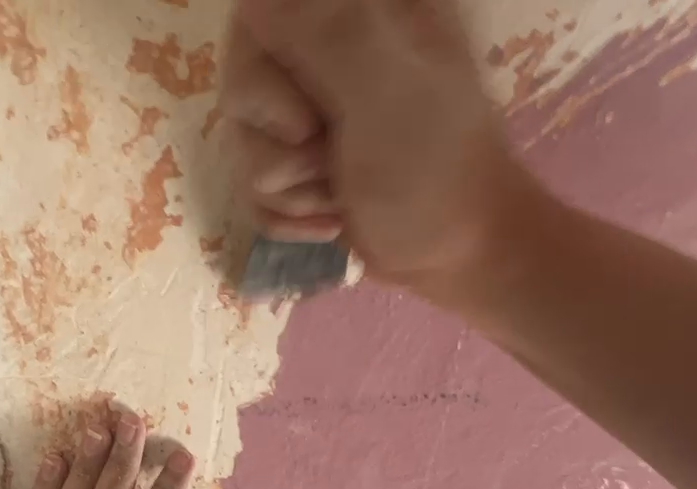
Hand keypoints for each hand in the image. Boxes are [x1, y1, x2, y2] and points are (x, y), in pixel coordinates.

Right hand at [222, 0, 540, 303]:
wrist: (455, 256)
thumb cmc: (432, 173)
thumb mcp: (386, 93)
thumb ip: (326, 33)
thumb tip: (256, 1)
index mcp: (362, 15)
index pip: (259, 15)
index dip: (261, 76)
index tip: (303, 122)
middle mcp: (330, 55)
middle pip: (241, 84)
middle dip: (276, 145)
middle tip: (326, 160)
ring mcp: (313, 115)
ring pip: (245, 144)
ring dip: (287, 189)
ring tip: (337, 196)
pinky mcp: (303, 169)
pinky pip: (256, 188)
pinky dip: (287, 217)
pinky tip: (329, 221)